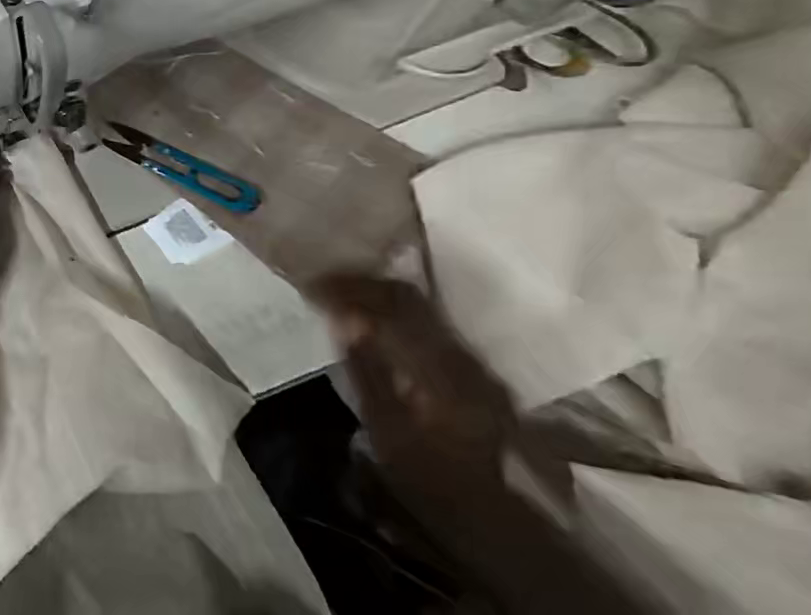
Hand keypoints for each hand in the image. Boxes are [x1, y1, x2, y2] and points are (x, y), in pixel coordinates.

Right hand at [306, 274, 516, 506]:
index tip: (313, 284)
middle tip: (324, 286)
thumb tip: (343, 318)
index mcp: (437, 364)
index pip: (390, 302)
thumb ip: (366, 370)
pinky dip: (397, 315)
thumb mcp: (388, 432)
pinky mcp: (477, 372)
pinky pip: (430, 324)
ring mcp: (474, 361)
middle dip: (362, 286)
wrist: (497, 525)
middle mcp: (461, 352)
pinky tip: (377, 324)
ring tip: (344, 299)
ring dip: (379, 297)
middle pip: (409, 298)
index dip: (349, 287)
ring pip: (421, 308)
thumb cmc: (432, 482)